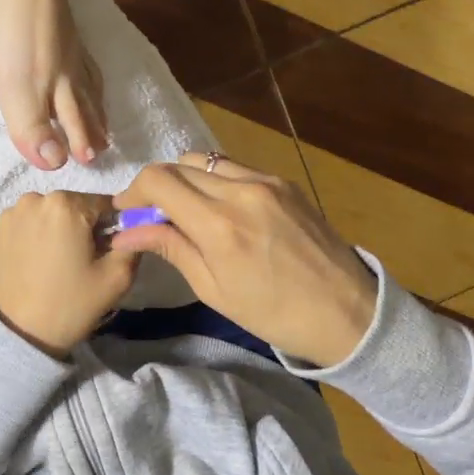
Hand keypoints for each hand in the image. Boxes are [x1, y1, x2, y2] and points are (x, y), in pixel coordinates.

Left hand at [0, 191, 140, 358]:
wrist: (19, 332)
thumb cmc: (71, 302)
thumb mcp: (117, 277)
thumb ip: (133, 243)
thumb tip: (132, 229)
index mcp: (65, 204)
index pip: (103, 204)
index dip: (112, 227)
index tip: (108, 252)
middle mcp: (34, 199)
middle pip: (74, 207)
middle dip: (83, 228)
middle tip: (83, 261)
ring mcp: (11, 214)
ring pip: (49, 215)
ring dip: (58, 231)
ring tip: (59, 264)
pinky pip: (27, 226)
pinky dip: (36, 238)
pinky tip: (38, 265)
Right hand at [113, 153, 376, 366]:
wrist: (347, 314)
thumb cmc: (274, 314)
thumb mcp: (213, 289)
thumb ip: (170, 247)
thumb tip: (126, 231)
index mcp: (219, 224)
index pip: (158, 180)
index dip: (134, 191)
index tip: (127, 211)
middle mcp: (240, 191)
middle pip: (177, 165)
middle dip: (156, 186)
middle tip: (151, 214)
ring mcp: (266, 182)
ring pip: (205, 160)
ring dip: (185, 178)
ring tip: (185, 209)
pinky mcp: (284, 182)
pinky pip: (235, 168)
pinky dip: (215, 180)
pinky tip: (219, 208)